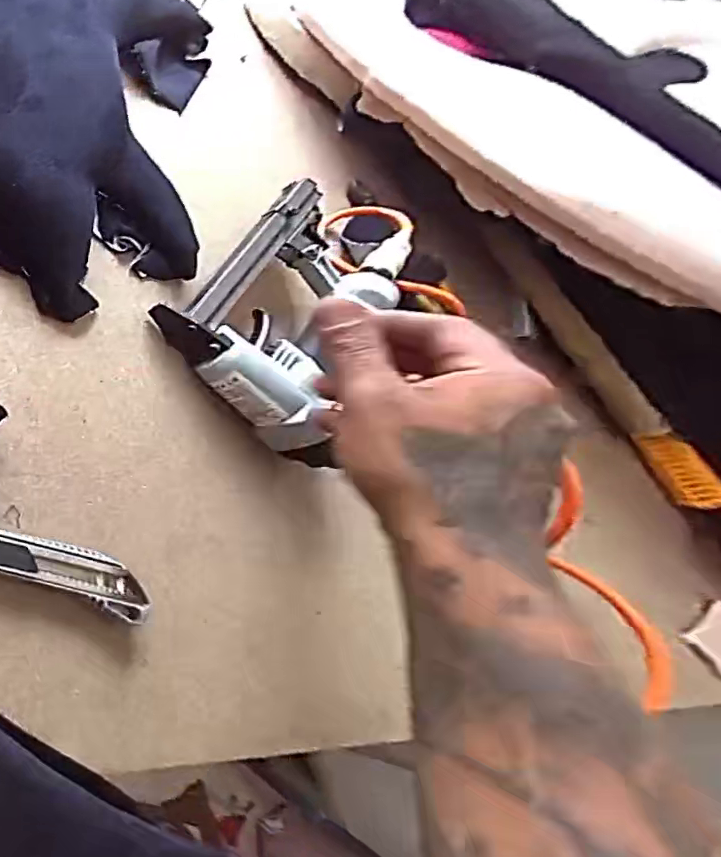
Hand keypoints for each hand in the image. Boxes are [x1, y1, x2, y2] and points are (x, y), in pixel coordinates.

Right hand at [314, 300, 565, 533]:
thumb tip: (336, 306)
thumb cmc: (418, 475)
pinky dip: (406, 422)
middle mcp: (525, 401)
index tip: (340, 331)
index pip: (438, 328)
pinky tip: (366, 435)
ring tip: (338, 405)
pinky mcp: (503, 467)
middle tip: (332, 370)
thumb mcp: (369, 399)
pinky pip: (449, 426)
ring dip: (385, 394)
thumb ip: (352, 348)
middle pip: (441, 363)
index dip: (381, 325)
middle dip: (377, 363)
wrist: (456, 550)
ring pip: (442, 397)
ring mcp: (519, 437)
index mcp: (504, 376)